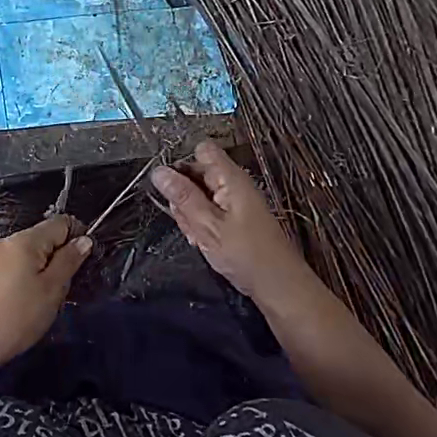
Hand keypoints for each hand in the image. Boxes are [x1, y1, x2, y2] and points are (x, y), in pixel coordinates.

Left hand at [0, 215, 91, 377]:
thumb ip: (69, 260)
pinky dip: (30, 280)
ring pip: (32, 255)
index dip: (78, 237)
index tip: (85, 263)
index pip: (61, 222)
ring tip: (47, 301)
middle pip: (46, 238)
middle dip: (62, 258)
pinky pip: (18, 267)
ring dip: (47, 272)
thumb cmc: (17, 316)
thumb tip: (84, 239)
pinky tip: (28, 305)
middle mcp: (8, 241)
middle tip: (67, 290)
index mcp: (25, 239)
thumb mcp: (52, 289)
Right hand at [150, 141, 313, 300]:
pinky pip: (208, 212)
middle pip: (196, 174)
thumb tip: (158, 171)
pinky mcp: (233, 218)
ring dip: (190, 214)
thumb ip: (182, 196)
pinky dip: (200, 224)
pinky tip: (202, 241)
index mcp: (230, 178)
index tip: (174, 188)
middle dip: (183, 194)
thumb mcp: (207, 224)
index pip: (202, 151)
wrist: (277, 285)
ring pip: (198, 195)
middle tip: (187, 220)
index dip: (183, 163)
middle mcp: (232, 184)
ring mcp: (233, 201)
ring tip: (197, 235)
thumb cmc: (245, 253)